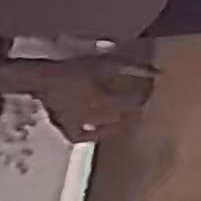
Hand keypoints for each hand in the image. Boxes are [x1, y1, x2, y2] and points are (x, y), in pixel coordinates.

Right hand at [18, 55, 154, 142]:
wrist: (42, 76)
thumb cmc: (77, 69)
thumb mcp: (111, 64)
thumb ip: (136, 69)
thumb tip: (159, 73)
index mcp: (107, 101)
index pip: (135, 103)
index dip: (145, 95)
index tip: (150, 88)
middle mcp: (94, 116)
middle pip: (123, 115)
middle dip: (133, 106)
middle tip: (139, 97)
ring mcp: (77, 122)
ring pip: (105, 126)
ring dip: (118, 119)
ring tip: (125, 111)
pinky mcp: (63, 124)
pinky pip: (79, 136)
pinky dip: (92, 135)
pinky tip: (99, 131)